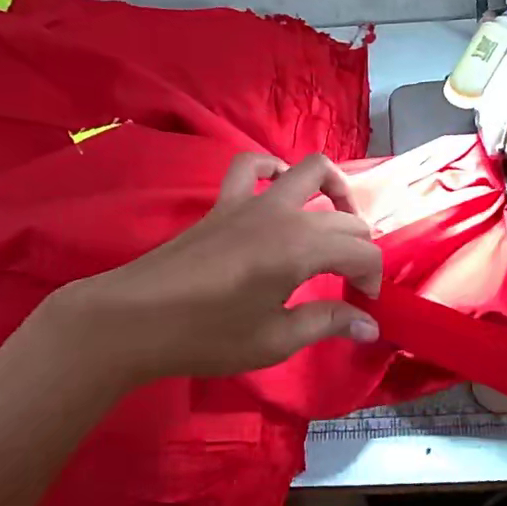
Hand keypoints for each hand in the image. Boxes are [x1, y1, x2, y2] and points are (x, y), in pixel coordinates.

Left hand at [45, 153, 384, 384]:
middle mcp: (284, 214)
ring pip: (310, 170)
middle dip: (359, 248)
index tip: (364, 307)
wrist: (134, 319)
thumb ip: (328, 324)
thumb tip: (370, 326)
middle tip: (351, 283)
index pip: (361, 252)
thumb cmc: (207, 335)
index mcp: (301, 248)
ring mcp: (252, 202)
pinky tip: (279, 190)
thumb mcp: (275, 339)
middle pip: (344, 217)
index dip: (372, 279)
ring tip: (336, 220)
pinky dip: (273, 169)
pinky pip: (252, 166)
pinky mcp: (224, 202)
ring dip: (334, 190)